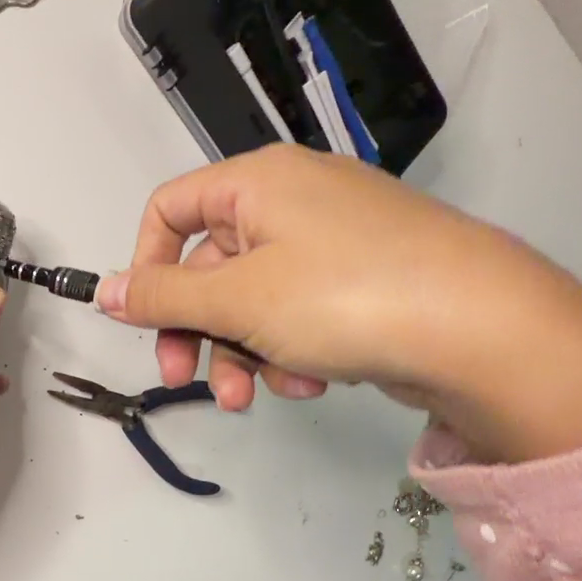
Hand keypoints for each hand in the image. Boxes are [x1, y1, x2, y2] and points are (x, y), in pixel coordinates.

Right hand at [98, 145, 581, 462]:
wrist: (479, 329)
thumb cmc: (343, 296)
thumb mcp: (234, 299)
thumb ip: (160, 297)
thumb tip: (102, 291)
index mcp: (258, 184)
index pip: (169, 209)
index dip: (146, 266)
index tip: (145, 319)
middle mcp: (292, 202)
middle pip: (207, 268)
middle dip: (194, 333)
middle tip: (185, 380)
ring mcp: (330, 242)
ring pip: (248, 303)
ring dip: (240, 355)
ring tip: (258, 396)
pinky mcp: (359, 282)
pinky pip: (293, 316)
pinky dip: (287, 353)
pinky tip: (309, 382)